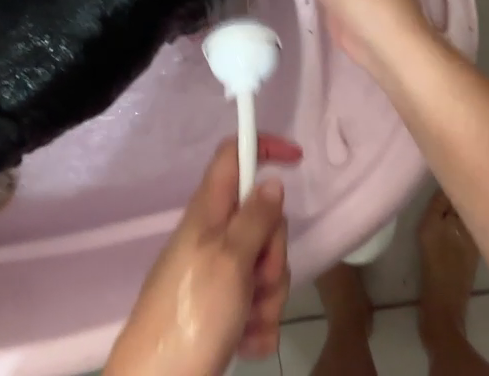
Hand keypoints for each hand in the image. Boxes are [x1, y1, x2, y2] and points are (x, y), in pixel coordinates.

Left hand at [106, 135, 302, 375]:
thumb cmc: (192, 315)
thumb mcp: (230, 261)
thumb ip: (255, 219)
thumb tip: (271, 178)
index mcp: (208, 214)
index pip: (232, 157)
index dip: (263, 148)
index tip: (296, 158)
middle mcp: (213, 239)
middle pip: (263, 221)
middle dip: (273, 254)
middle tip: (257, 279)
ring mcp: (218, 277)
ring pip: (266, 268)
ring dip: (268, 297)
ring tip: (247, 320)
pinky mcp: (223, 312)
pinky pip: (258, 305)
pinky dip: (259, 324)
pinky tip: (245, 342)